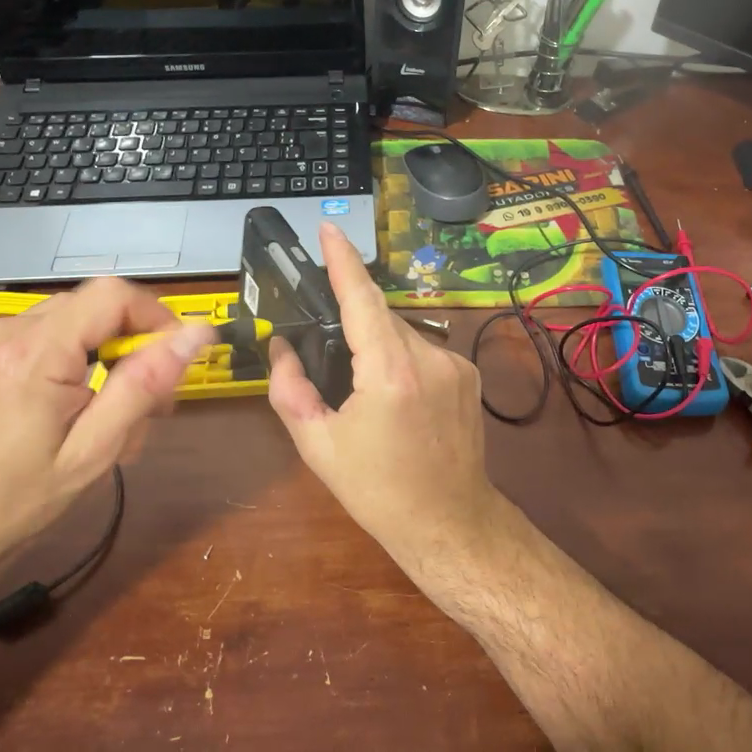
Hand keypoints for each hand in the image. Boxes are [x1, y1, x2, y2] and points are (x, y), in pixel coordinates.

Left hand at [0, 278, 214, 580]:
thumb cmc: (19, 501)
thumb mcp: (94, 451)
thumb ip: (146, 385)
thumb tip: (196, 335)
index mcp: (35, 352)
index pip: (113, 295)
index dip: (156, 317)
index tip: (175, 361)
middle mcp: (10, 330)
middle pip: (97, 304)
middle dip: (135, 342)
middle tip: (152, 401)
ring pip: (78, 318)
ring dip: (109, 351)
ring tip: (117, 411)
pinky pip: (52, 333)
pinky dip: (80, 357)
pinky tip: (82, 404)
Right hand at [267, 223, 497, 566]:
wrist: (449, 522)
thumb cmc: (378, 490)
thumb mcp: (318, 445)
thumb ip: (290, 389)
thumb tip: (282, 348)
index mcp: (390, 373)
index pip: (362, 299)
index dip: (343, 260)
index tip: (329, 228)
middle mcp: (429, 358)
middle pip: (381, 317)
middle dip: (352, 323)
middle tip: (328, 355)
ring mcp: (455, 364)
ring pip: (403, 333)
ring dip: (378, 344)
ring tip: (365, 391)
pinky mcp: (469, 375)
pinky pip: (424, 349)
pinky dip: (401, 358)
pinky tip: (394, 397)